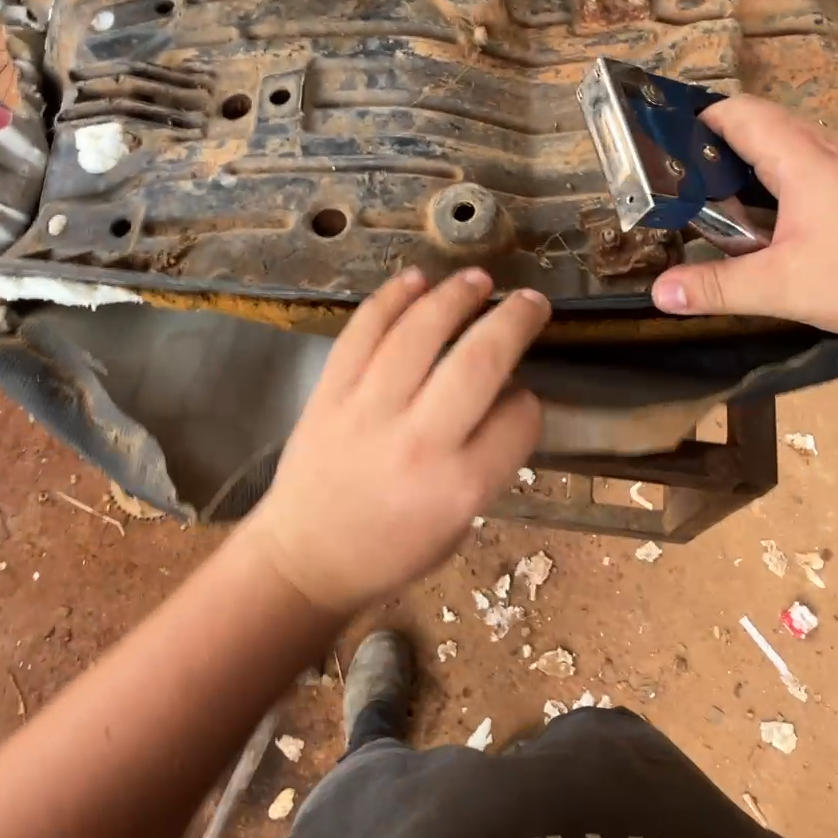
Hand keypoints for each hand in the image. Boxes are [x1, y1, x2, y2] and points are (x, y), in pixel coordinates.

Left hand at [240, 268, 548, 615]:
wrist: (307, 558)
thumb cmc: (391, 550)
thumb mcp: (459, 524)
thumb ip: (487, 461)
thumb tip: (504, 393)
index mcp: (460, 486)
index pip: (519, 418)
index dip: (530, 400)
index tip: (523, 391)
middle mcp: (419, 443)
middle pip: (479, 362)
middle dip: (514, 321)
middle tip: (531, 301)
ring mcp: (368, 412)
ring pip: (419, 334)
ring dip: (455, 297)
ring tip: (477, 279)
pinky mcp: (329, 394)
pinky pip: (362, 333)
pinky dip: (390, 299)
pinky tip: (416, 280)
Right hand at [650, 95, 837, 344]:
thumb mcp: (782, 287)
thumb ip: (716, 287)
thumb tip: (659, 293)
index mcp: (803, 156)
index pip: (739, 113)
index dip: (698, 121)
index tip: (667, 148)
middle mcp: (833, 148)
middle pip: (765, 128)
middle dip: (720, 153)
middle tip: (687, 191)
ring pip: (794, 152)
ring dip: (756, 174)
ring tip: (728, 215)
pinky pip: (820, 172)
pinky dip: (788, 190)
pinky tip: (785, 234)